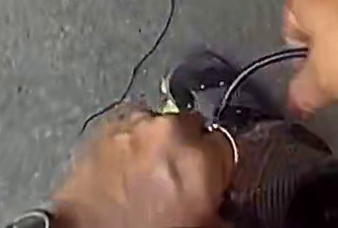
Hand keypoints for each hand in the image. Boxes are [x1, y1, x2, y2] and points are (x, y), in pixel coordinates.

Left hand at [50, 106, 233, 227]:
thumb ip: (219, 214)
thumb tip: (225, 211)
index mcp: (200, 161)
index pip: (228, 146)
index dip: (221, 168)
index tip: (216, 181)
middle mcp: (171, 131)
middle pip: (195, 127)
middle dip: (191, 150)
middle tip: (181, 183)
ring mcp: (137, 124)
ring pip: (163, 124)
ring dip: (162, 144)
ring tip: (150, 178)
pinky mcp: (109, 124)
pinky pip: (133, 126)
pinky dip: (135, 142)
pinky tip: (128, 170)